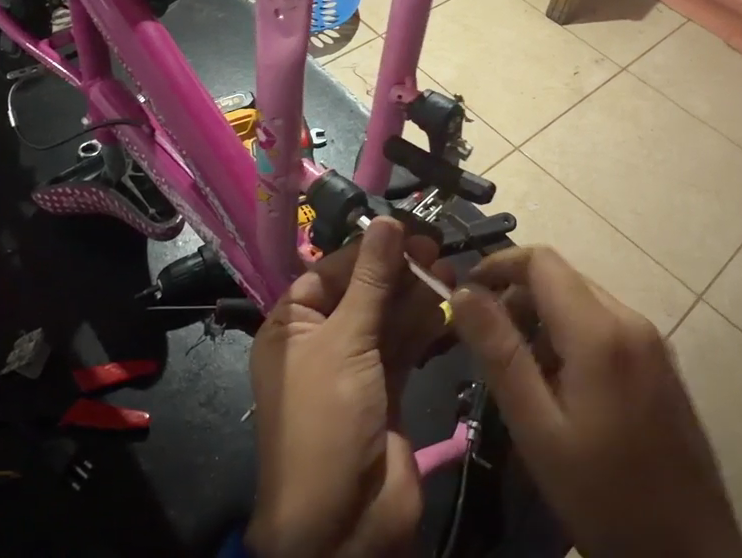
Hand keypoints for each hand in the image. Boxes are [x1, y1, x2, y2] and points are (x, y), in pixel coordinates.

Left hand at [246, 218, 454, 557]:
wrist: (342, 519)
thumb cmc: (327, 418)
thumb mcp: (345, 341)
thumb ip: (371, 280)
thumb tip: (387, 221)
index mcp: (291, 327)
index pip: (329, 271)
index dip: (367, 250)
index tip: (407, 229)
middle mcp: (321, 342)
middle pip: (362, 292)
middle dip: (397, 270)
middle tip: (437, 248)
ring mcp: (356, 368)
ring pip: (388, 318)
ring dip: (417, 294)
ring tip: (450, 270)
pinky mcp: (387, 389)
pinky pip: (405, 346)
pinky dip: (425, 325)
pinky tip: (449, 304)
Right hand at [452, 247, 741, 557]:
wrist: (688, 552)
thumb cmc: (603, 494)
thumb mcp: (537, 428)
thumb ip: (499, 352)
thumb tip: (462, 292)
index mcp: (600, 331)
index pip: (541, 261)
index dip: (497, 265)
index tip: (464, 297)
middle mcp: (632, 321)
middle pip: (562, 278)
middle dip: (516, 297)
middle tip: (486, 347)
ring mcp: (652, 342)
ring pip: (582, 302)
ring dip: (542, 320)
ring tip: (520, 376)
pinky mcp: (660, 365)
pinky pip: (605, 327)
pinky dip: (570, 337)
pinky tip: (560, 390)